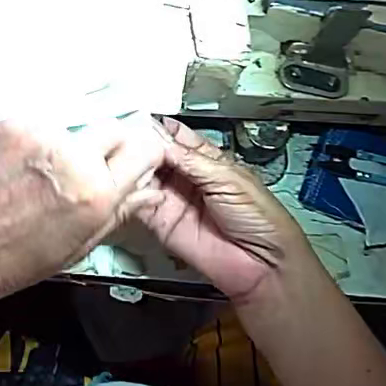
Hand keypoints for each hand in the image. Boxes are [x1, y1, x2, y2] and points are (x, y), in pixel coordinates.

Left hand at [0, 119, 165, 319]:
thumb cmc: (7, 263)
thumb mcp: (74, 250)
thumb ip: (117, 214)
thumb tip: (150, 190)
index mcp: (95, 193)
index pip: (144, 148)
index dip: (142, 157)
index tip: (133, 164)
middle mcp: (73, 154)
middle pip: (116, 128)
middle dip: (111, 146)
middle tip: (87, 168)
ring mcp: (38, 132)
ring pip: (76, 126)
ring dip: (72, 143)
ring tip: (44, 171)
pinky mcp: (10, 120)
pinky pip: (42, 123)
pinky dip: (40, 139)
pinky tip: (20, 163)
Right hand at [131, 118, 322, 303]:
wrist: (262, 265)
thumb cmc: (261, 220)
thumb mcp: (229, 179)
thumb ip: (192, 160)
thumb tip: (162, 142)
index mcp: (205, 160)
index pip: (175, 136)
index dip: (158, 127)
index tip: (140, 120)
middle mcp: (185, 177)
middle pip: (154, 154)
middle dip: (140, 144)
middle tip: (126, 138)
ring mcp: (171, 198)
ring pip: (142, 176)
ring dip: (132, 166)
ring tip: (123, 157)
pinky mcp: (160, 222)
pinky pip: (138, 203)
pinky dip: (129, 192)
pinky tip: (126, 182)